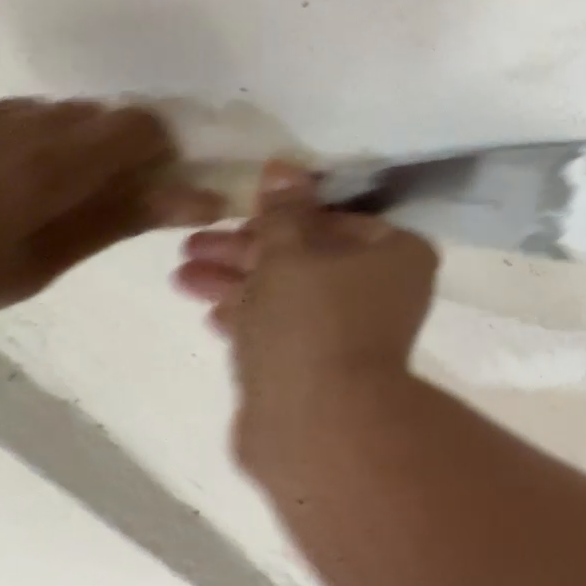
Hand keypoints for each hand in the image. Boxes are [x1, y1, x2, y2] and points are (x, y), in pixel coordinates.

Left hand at [0, 98, 222, 311]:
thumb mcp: (33, 266)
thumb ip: (119, 222)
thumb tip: (205, 199)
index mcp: (57, 158)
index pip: (145, 127)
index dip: (161, 153)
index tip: (155, 188)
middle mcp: (22, 123)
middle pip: (100, 116)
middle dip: (114, 149)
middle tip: (98, 196)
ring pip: (51, 115)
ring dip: (66, 144)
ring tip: (36, 194)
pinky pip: (7, 119)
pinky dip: (20, 142)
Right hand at [176, 161, 438, 467]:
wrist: (319, 419)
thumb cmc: (312, 322)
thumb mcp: (290, 255)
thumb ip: (285, 211)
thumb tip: (285, 166)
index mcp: (403, 251)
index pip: (342, 220)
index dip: (285, 216)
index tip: (232, 217)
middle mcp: (395, 283)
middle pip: (317, 255)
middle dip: (253, 249)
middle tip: (189, 246)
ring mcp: (366, 325)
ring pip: (299, 292)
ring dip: (243, 281)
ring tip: (182, 278)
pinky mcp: (333, 362)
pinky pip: (293, 328)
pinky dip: (255, 317)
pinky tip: (212, 315)